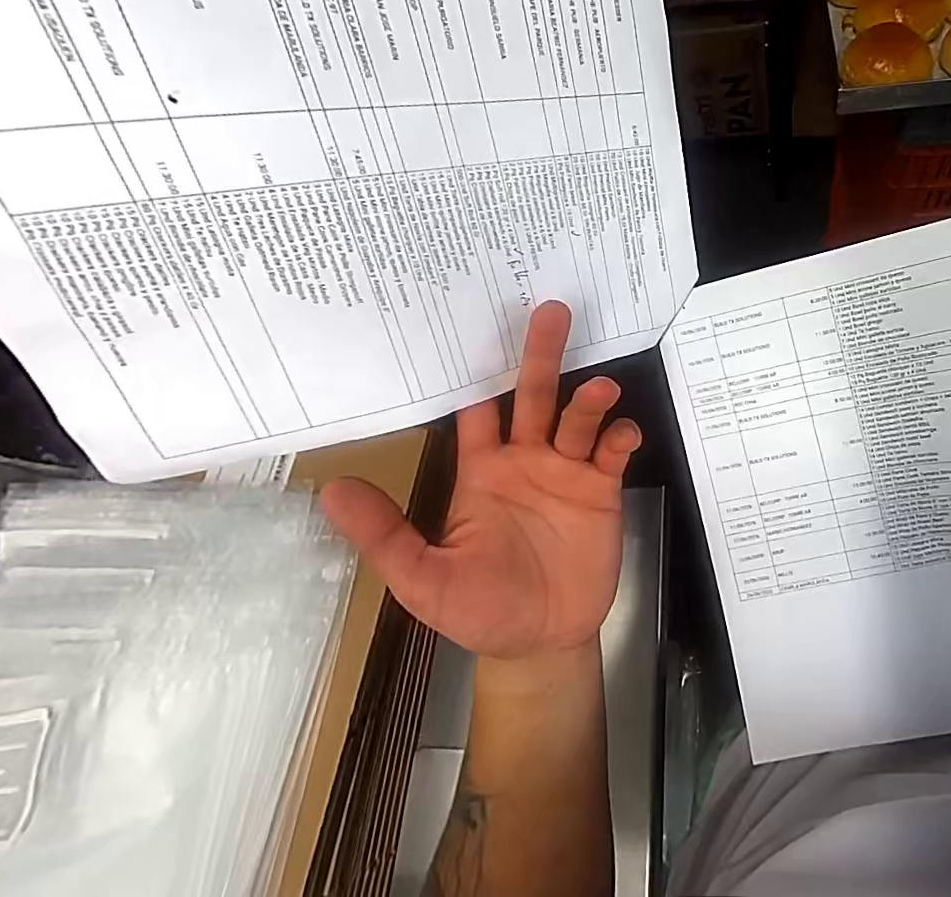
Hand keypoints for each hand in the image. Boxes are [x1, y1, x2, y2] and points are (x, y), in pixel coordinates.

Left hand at [322, 301, 642, 657]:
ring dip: (589, 401)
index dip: (478, 374)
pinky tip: (622, 434)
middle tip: (552, 313)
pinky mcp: (601, 490)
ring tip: (600, 390)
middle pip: (535, 396)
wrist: (541, 638)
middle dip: (542, 356)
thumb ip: (385, 533)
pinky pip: (611, 453)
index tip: (478, 327)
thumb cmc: (478, 610)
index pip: (477, 411)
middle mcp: (526, 461)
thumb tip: (329, 487)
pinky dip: (620, 437)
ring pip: (578, 420)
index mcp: (482, 472)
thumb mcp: (422, 578)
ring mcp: (567, 473)